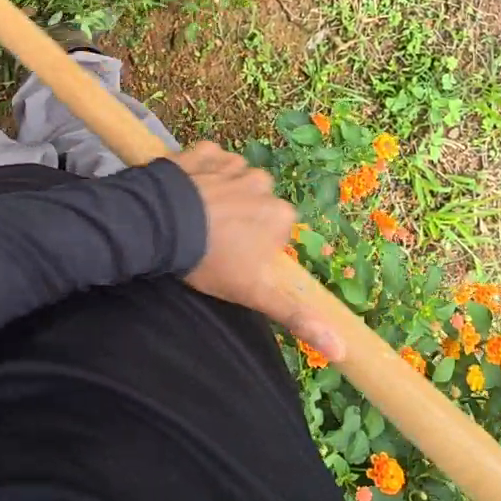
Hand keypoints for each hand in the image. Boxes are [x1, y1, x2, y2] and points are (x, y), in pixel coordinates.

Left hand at [173, 141, 345, 361]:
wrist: (159, 224)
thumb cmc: (211, 260)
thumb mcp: (254, 294)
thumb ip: (297, 317)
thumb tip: (341, 350)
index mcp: (280, 213)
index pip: (277, 229)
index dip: (257, 243)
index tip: (235, 254)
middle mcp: (261, 182)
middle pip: (257, 200)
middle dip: (242, 214)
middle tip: (215, 234)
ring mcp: (230, 163)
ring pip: (234, 176)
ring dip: (222, 190)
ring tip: (198, 213)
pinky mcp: (201, 150)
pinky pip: (207, 157)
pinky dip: (200, 169)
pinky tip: (188, 187)